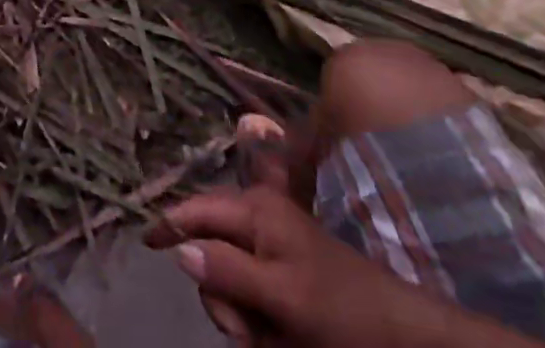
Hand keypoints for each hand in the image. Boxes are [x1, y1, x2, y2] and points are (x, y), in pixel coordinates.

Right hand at [148, 185, 538, 347]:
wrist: (400, 335)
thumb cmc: (341, 310)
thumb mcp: (281, 295)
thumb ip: (227, 269)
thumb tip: (179, 248)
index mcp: (256, 211)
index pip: (196, 209)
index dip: (169, 223)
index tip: (144, 242)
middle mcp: (259, 219)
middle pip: (208, 250)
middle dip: (218, 296)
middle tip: (244, 331)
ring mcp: (271, 244)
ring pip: (226, 278)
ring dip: (237, 315)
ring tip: (268, 341)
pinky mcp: (282, 272)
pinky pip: (248, 293)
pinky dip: (253, 319)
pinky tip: (275, 340)